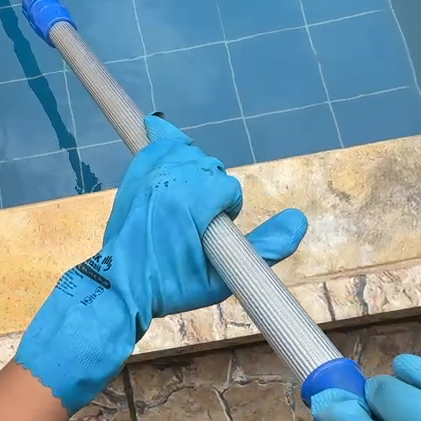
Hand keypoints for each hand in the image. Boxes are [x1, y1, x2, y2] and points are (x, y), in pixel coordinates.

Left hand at [15, 116, 306, 410]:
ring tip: (190, 194)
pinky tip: (162, 134)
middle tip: (200, 220)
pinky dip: (166, 143)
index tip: (215, 231)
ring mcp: (149, 175)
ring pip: (185, 153)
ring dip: (194, 168)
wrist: (121, 286)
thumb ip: (265, 248)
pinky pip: (157, 145)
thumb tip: (299, 220)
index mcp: (192, 201)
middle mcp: (170, 180)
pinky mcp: (135, 176)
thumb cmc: (172, 286)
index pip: (227, 186)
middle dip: (211, 188)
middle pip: (208, 166)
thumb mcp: (222, 279)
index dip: (227, 208)